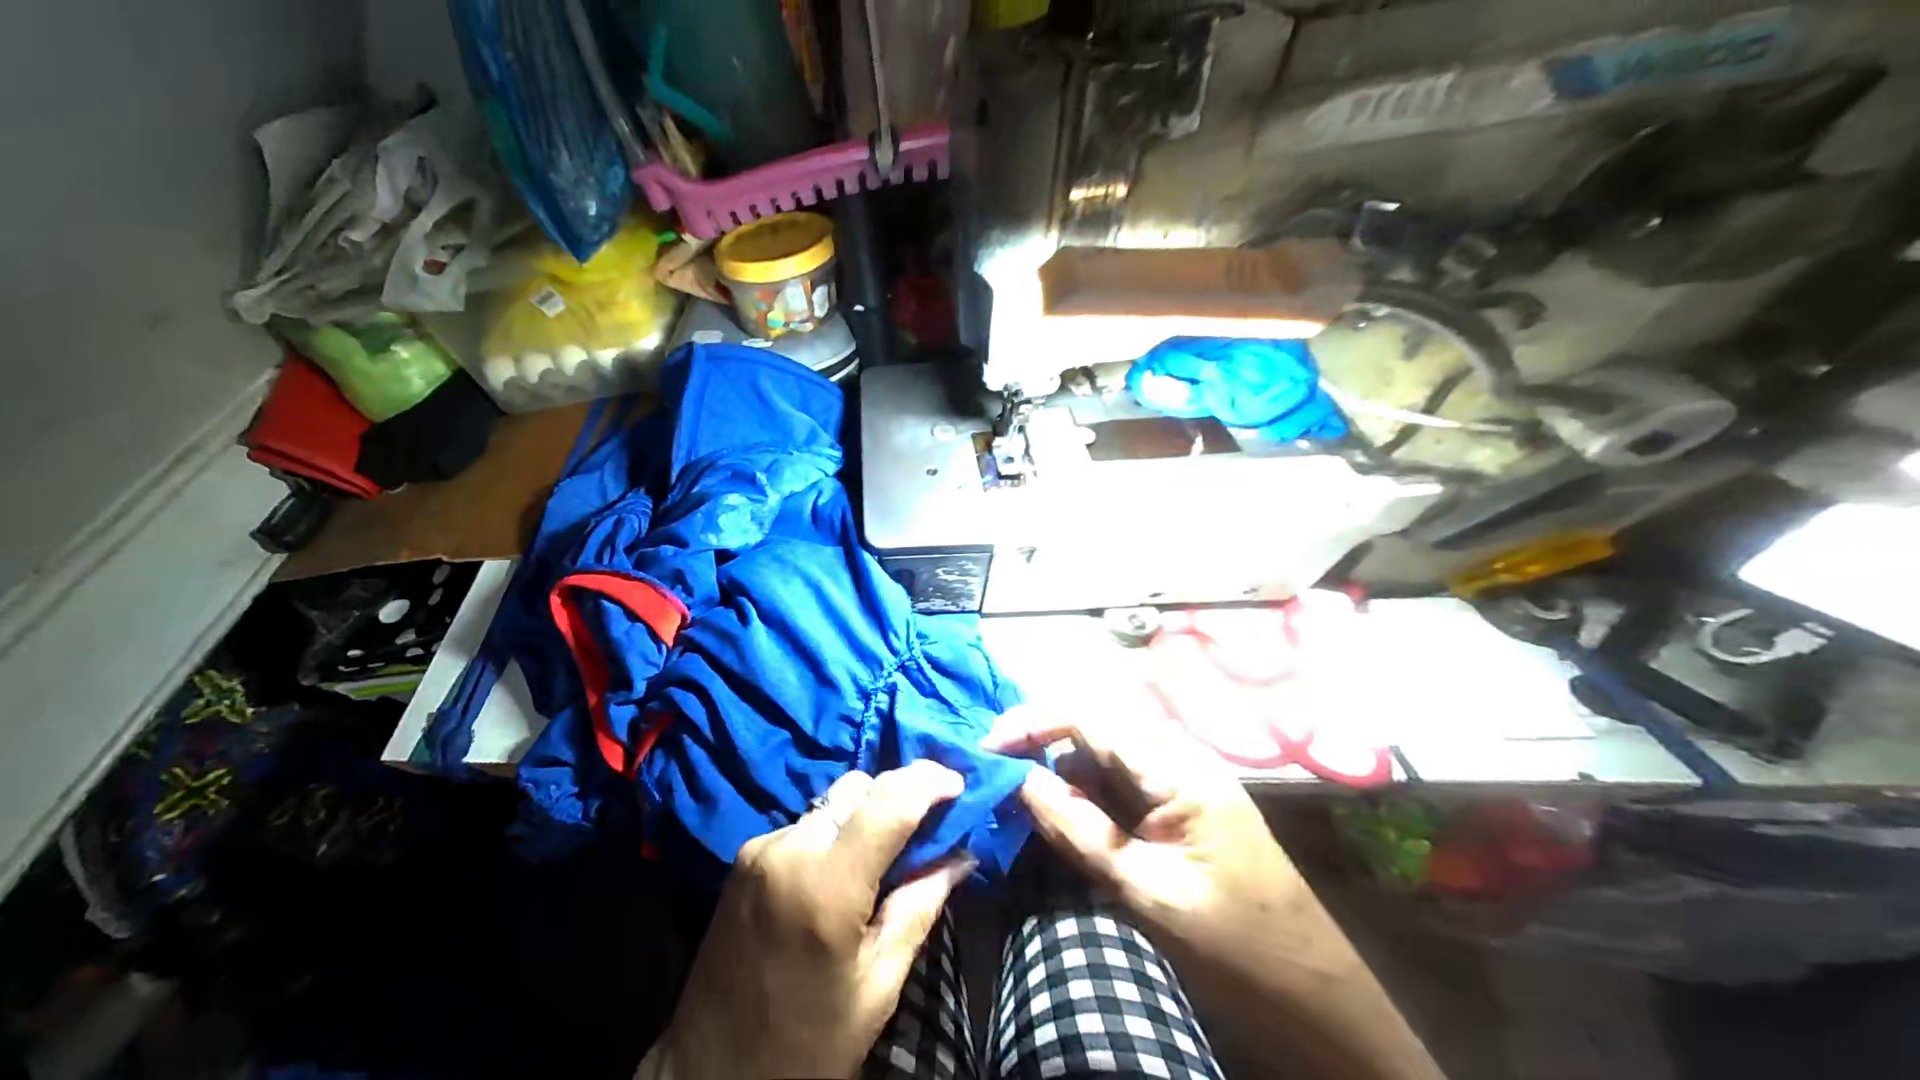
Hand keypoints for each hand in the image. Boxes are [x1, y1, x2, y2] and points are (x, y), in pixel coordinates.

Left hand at [663, 762, 976, 1079]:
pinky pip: (806, 824)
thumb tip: (961, 855)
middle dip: (900, 793)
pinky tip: (848, 866)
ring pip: (832, 803)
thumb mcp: (877, 985)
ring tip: (893, 846)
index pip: (887, 804)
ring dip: (867, 812)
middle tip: (933, 819)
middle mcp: (788, 850)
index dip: (928, 782)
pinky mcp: (744, 858)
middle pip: (858, 789)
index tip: (959, 782)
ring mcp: (760, 849)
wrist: (709, 1073)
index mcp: (825, 885)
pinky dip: (836, 831)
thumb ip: (919, 907)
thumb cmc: (806, 1043)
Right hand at [983, 709, 1446, 1079]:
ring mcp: (1180, 776)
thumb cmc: (1234, 942)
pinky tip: (1062, 813)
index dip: (1034, 722)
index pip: (1094, 717)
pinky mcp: (1176, 800)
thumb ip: (1082, 831)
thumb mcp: (1148, 891)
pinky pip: (1118, 778)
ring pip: (1103, 750)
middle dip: (1042, 739)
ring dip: (1060, 766)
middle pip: (1096, 724)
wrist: (1306, 984)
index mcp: (1180, 770)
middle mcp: (1180, 757)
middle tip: (997, 770)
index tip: (988, 748)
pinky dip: (1083, 789)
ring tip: (1021, 795)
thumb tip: (1021, 780)